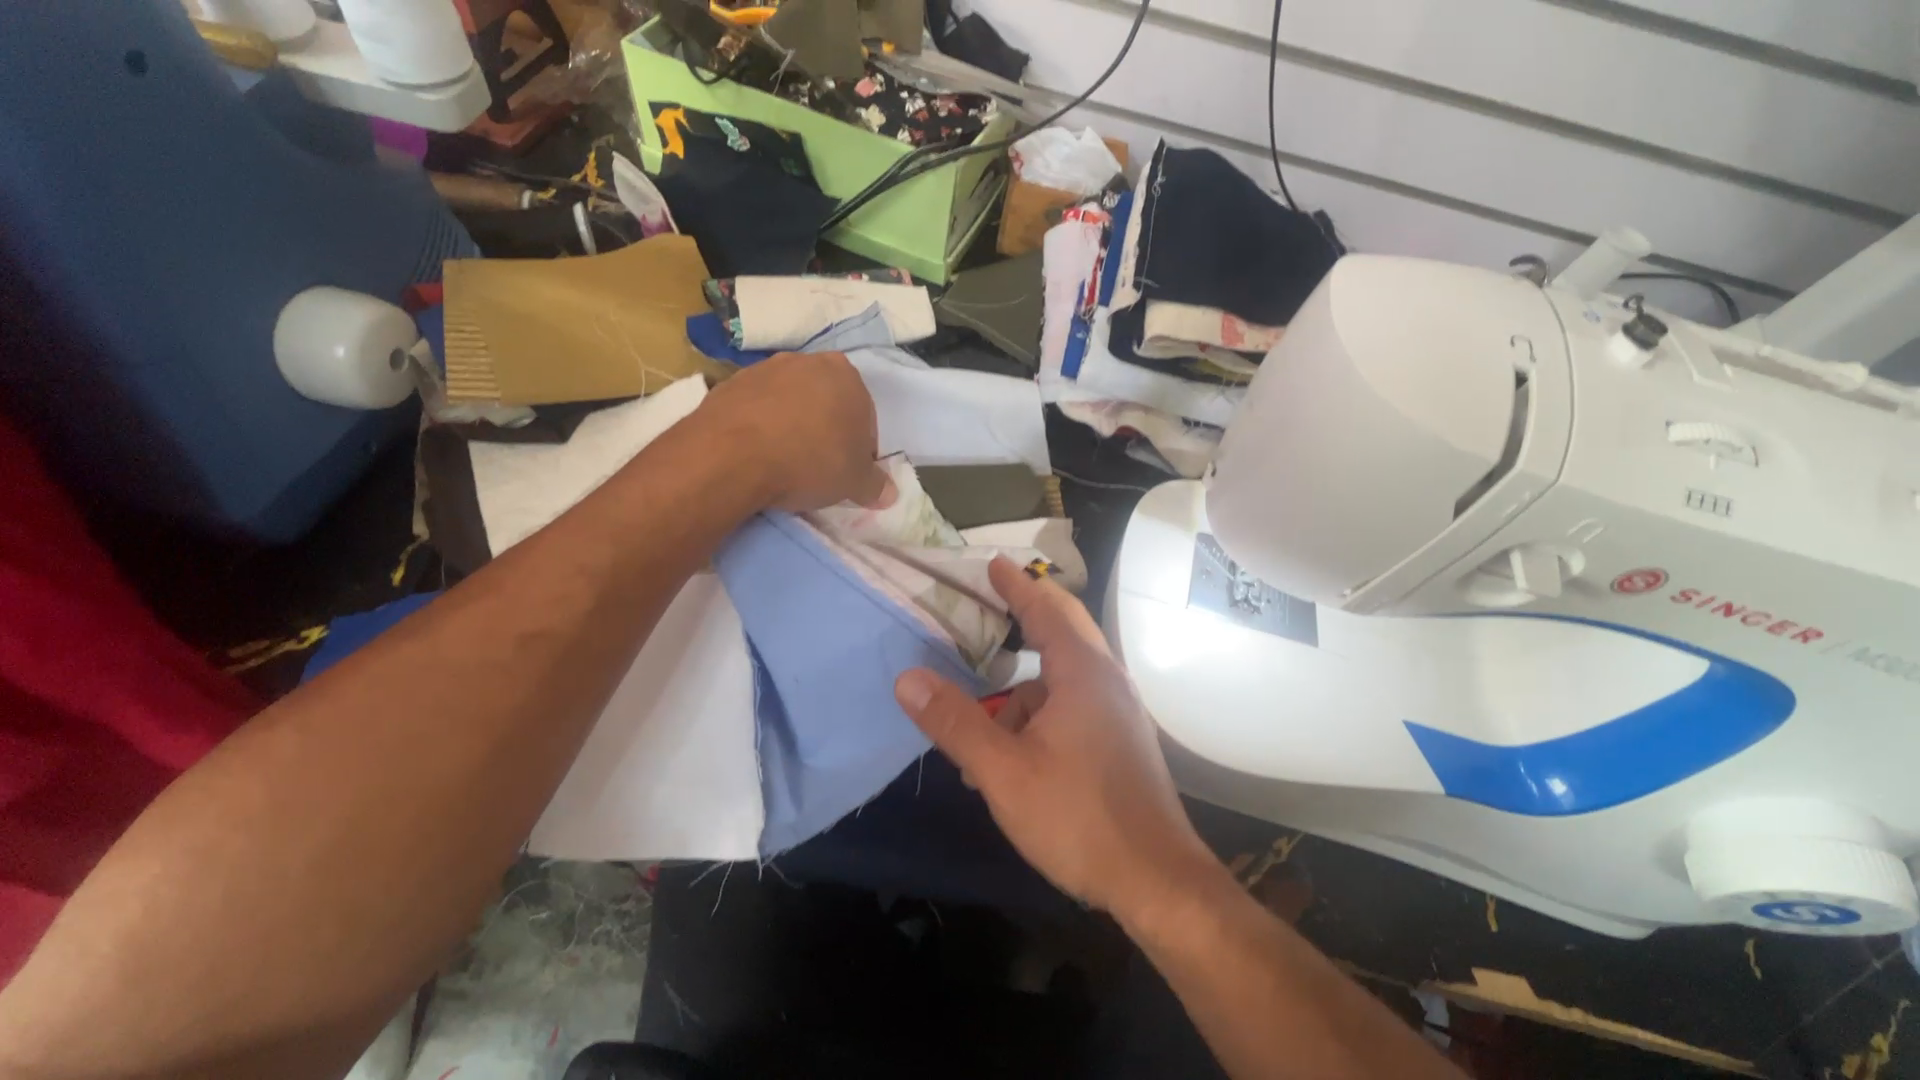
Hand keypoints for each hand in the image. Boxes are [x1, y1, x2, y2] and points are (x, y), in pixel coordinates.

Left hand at [697, 351, 893, 511]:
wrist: (732, 455)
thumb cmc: (809, 461)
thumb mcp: (853, 482)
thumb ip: (875, 485)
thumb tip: (888, 493)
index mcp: (846, 375)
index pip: (864, 415)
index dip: (859, 447)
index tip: (847, 471)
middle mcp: (807, 362)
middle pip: (825, 402)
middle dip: (825, 430)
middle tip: (817, 467)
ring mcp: (764, 369)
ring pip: (789, 403)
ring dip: (791, 427)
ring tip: (783, 462)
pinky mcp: (729, 384)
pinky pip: (756, 410)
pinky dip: (760, 428)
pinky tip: (756, 455)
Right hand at [893, 559, 1219, 920]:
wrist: (1156, 880)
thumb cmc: (1079, 818)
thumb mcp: (1003, 772)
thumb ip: (956, 723)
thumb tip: (907, 678)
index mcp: (1083, 674)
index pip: (1047, 609)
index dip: (1016, 585)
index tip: (993, 563)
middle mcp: (1107, 683)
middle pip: (1063, 632)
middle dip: (1023, 619)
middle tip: (984, 609)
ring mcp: (1119, 715)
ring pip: (1062, 682)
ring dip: (1020, 693)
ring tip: (979, 729)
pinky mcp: (1121, 744)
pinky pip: (1073, 709)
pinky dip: (1038, 717)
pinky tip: (1012, 760)